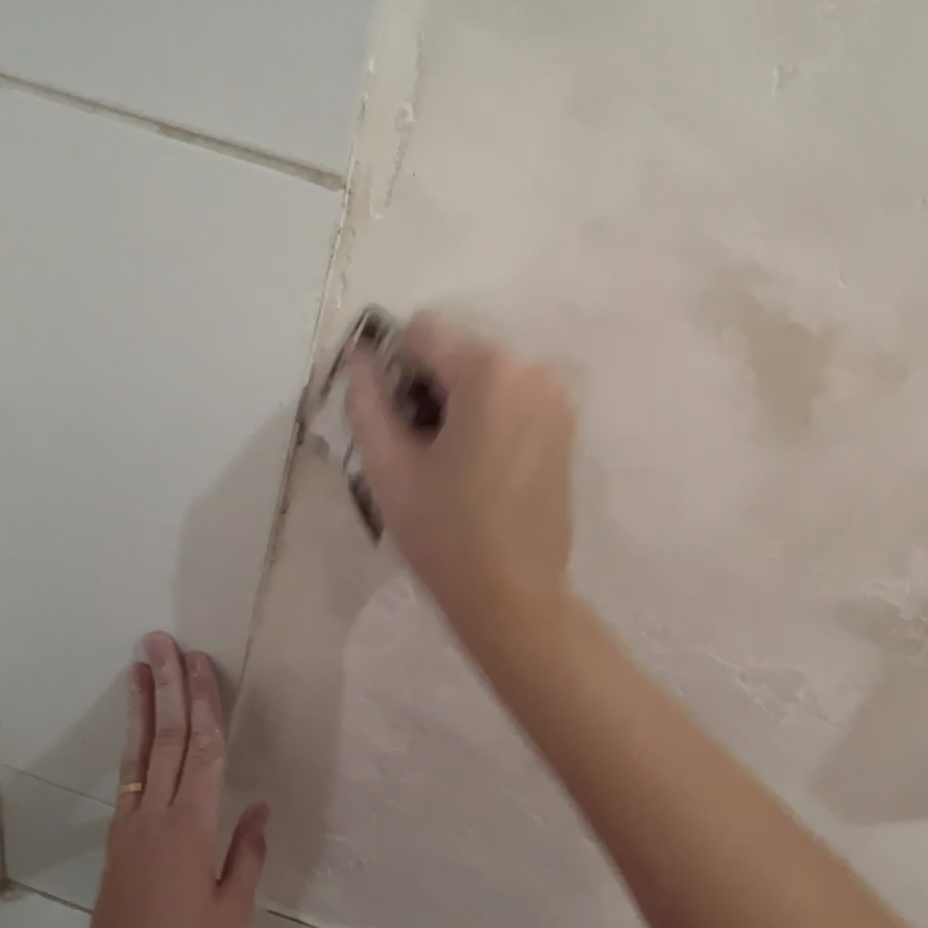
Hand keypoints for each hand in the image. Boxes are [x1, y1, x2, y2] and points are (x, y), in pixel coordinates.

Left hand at [79, 633, 269, 927]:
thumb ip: (246, 853)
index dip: (203, 702)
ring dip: (143, 706)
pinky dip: (133, 744)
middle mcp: (156, 816)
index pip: (201, 749)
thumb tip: (258, 806)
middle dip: (168, 686)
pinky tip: (136, 728)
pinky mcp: (116, 842)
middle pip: (166, 738)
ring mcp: (130, 827)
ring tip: (140, 666)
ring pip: (139, 753)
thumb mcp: (232, 911)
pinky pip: (128, 779)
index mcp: (191, 828)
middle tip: (162, 642)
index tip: (200, 662)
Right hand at [345, 312, 578, 646]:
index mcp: (490, 371)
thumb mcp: (387, 465)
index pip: (422, 331)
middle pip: (456, 349)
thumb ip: (365, 397)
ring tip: (446, 460)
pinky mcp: (566, 422)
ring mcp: (557, 395)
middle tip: (416, 447)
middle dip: (426, 384)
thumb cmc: (445, 533)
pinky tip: (475, 464)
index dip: (393, 367)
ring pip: (483, 372)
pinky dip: (485, 412)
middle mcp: (533, 369)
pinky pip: (510, 394)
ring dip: (455, 400)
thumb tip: (360, 356)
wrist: (515, 596)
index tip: (391, 418)